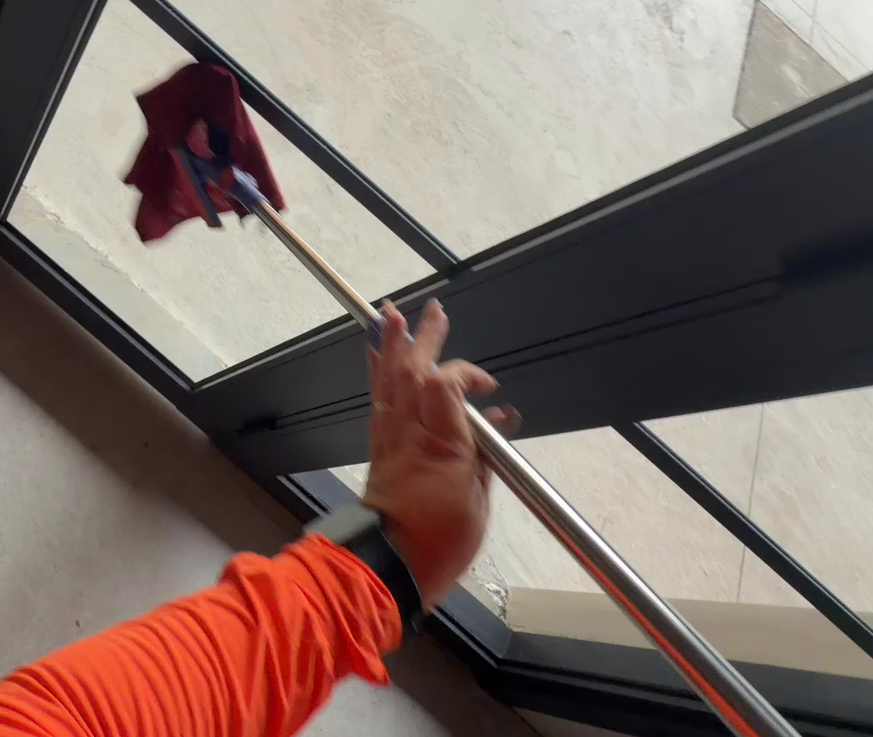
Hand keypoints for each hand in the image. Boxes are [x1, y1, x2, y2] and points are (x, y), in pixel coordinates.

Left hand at [359, 299, 516, 605]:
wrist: (388, 562)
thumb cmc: (441, 538)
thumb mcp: (477, 500)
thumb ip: (484, 454)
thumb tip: (495, 419)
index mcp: (438, 443)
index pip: (443, 386)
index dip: (465, 374)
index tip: (488, 385)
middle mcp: (407, 429)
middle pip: (412, 371)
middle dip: (423, 338)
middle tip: (433, 310)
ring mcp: (388, 434)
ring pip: (388, 378)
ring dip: (391, 343)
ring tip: (389, 314)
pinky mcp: (377, 443)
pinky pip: (378, 396)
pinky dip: (378, 370)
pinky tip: (377, 353)